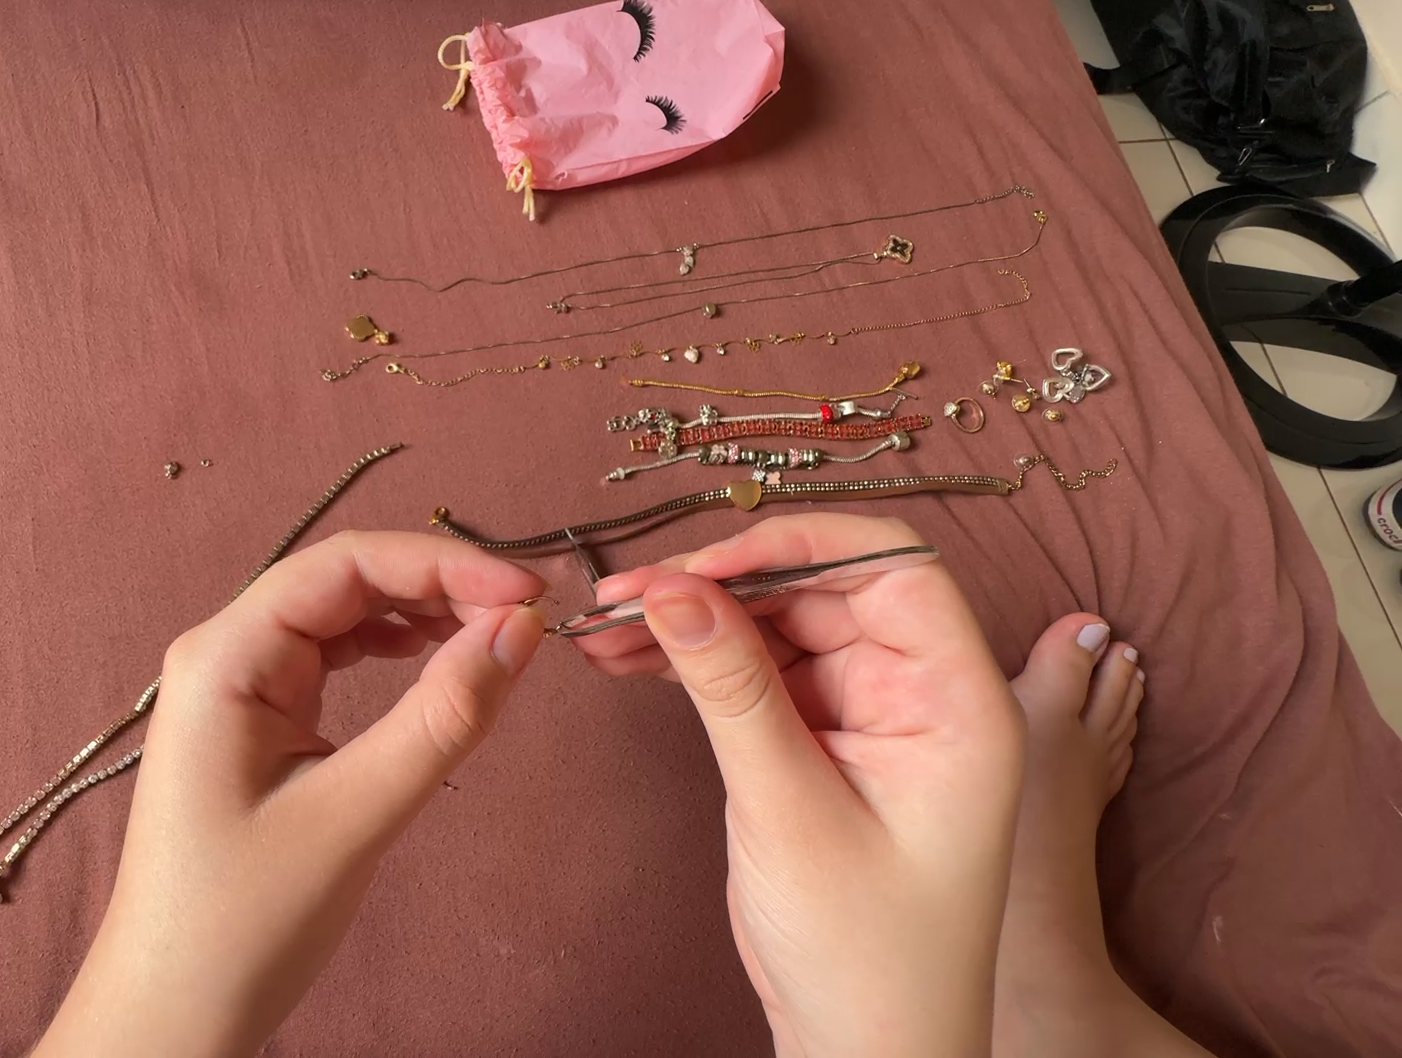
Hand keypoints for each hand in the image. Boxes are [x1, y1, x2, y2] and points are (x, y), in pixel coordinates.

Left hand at [36, 531, 545, 1057]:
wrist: (173, 1015)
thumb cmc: (243, 922)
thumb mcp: (353, 815)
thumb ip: (442, 717)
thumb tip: (522, 631)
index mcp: (226, 654)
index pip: (346, 564)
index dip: (443, 564)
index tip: (527, 593)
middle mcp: (228, 648)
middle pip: (346, 579)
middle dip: (438, 585)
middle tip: (524, 615)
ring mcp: (243, 678)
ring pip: (345, 612)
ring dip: (420, 611)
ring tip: (491, 632)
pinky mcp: (263, 711)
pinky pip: (336, 653)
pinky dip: (393, 646)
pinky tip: (431, 653)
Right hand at [571, 514, 1023, 1057]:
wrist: (854, 1040)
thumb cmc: (861, 948)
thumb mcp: (789, 808)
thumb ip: (731, 687)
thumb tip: (670, 588)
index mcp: (953, 699)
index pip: (890, 567)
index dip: (794, 546)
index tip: (700, 565)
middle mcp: (907, 686)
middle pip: (806, 588)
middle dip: (709, 584)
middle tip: (621, 595)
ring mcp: (850, 704)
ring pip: (760, 622)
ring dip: (680, 618)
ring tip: (601, 626)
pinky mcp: (802, 724)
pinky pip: (739, 665)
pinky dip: (681, 656)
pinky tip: (622, 657)